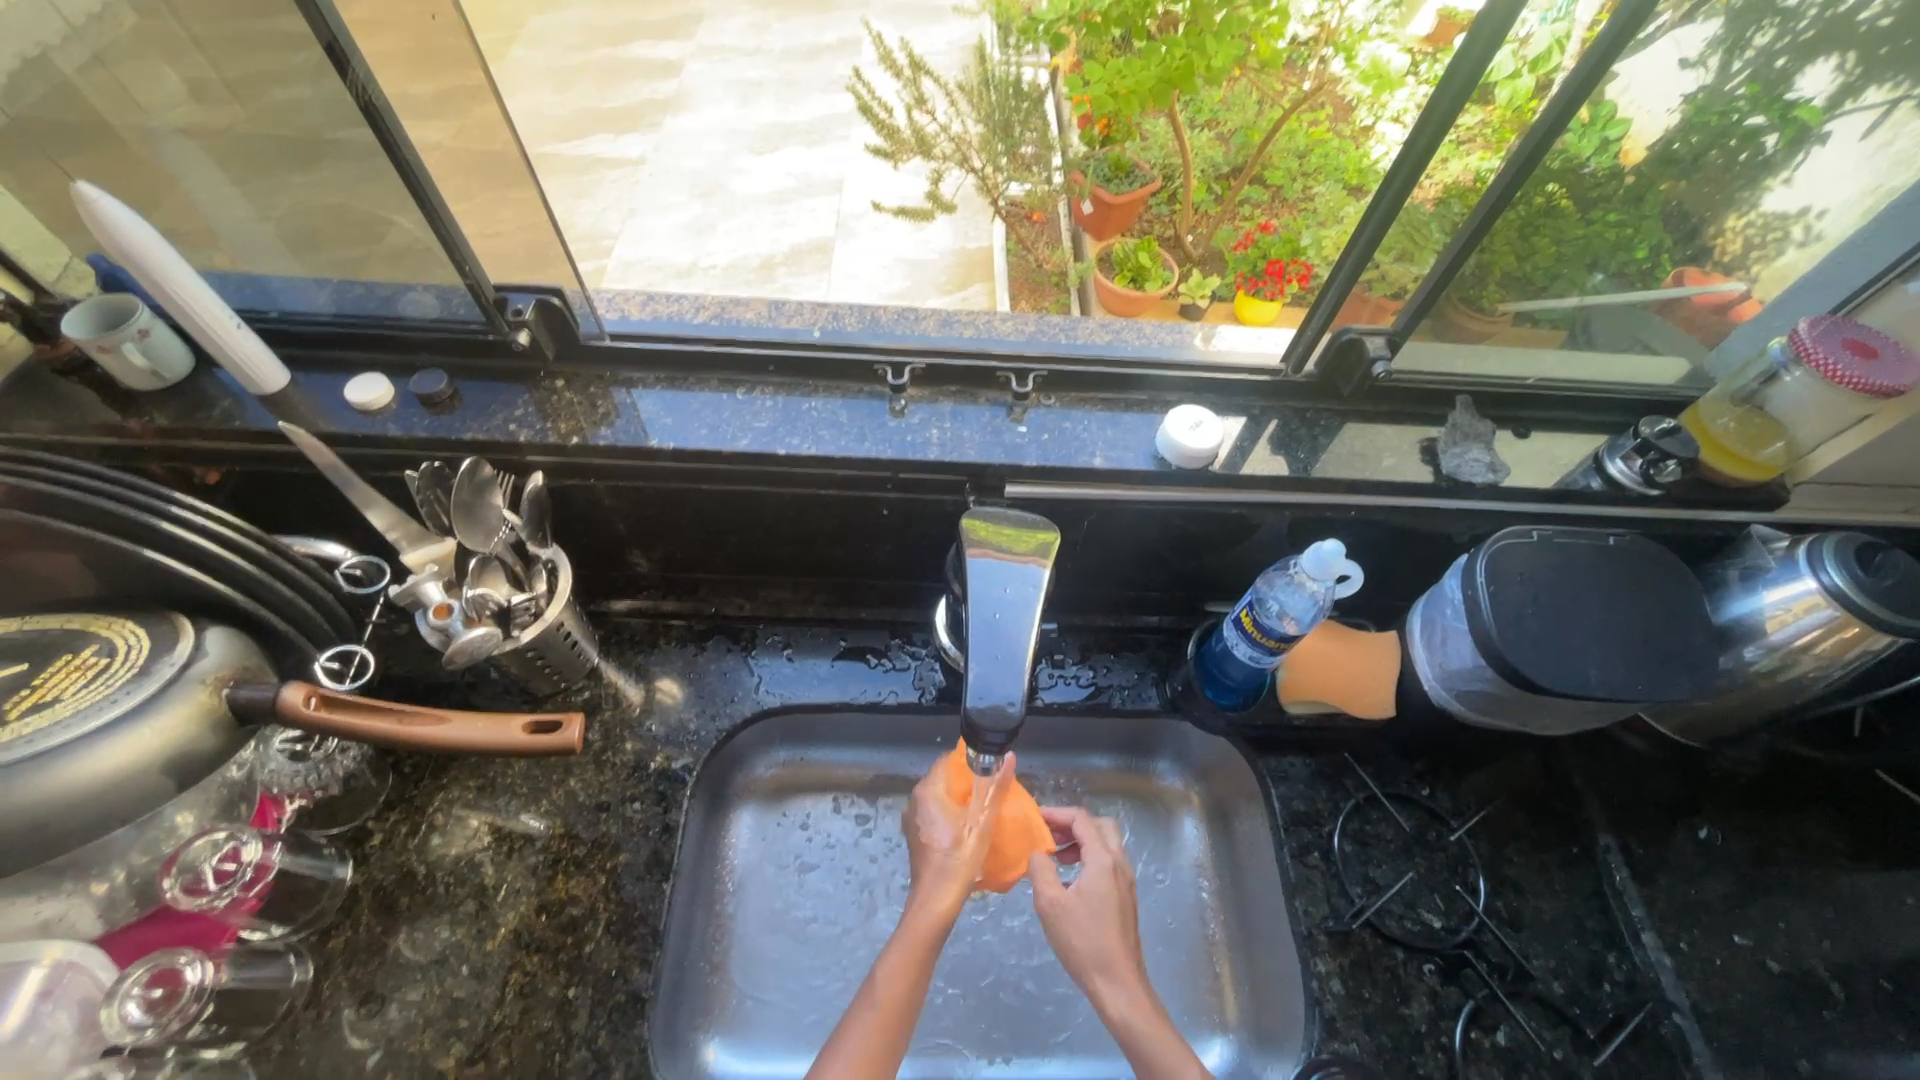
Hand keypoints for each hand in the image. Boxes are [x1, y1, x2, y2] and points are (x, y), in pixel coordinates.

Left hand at [900, 752, 1013, 920]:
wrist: (936, 900)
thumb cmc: (960, 858)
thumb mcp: (983, 822)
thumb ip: (997, 787)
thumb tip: (1009, 757)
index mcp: (927, 791)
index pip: (947, 760)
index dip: (969, 760)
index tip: (989, 768)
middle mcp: (914, 799)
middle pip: (943, 778)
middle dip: (965, 780)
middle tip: (989, 789)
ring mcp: (911, 817)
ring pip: (937, 796)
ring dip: (957, 798)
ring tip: (980, 807)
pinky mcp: (913, 833)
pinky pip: (932, 812)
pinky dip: (947, 812)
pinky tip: (965, 825)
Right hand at [1026, 806, 1149, 1008]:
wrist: (1118, 983)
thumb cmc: (1082, 942)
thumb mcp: (1050, 904)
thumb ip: (1041, 869)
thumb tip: (1038, 853)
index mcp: (1103, 860)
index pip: (1082, 819)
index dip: (1057, 814)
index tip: (1035, 819)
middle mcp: (1119, 864)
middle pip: (1099, 826)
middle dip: (1072, 825)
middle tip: (1049, 836)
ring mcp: (1126, 881)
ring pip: (1106, 845)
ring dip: (1081, 843)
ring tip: (1056, 858)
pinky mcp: (1125, 897)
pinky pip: (1107, 864)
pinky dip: (1088, 860)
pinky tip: (1069, 882)